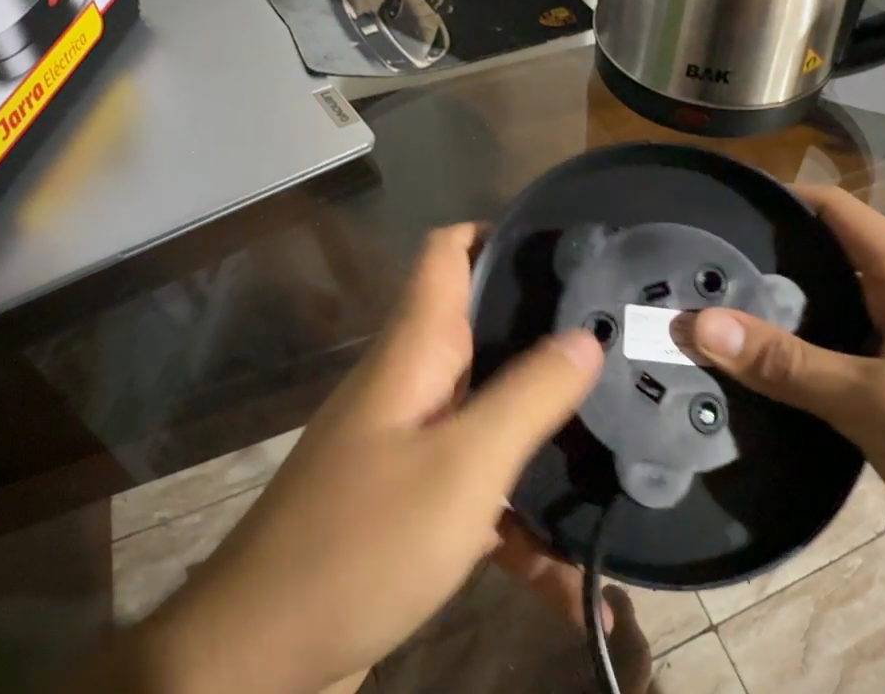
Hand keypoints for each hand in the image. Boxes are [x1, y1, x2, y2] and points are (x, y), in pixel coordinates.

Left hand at [133, 225, 604, 693]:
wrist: (259, 655)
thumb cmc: (363, 542)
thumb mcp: (463, 466)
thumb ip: (528, 395)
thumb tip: (584, 335)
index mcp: (414, 353)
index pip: (448, 254)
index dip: (500, 233)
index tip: (572, 248)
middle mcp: (409, 388)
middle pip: (483, 335)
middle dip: (548, 340)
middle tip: (624, 347)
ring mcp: (407, 450)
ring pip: (490, 423)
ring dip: (544, 448)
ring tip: (621, 455)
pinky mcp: (409, 508)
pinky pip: (476, 497)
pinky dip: (518, 528)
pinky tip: (573, 582)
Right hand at [675, 186, 884, 612]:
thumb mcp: (880, 405)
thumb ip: (788, 363)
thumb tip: (693, 322)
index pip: (839, 213)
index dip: (778, 200)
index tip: (711, 209)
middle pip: (827, 264)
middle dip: (762, 267)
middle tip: (688, 275)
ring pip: (830, 319)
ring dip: (775, 321)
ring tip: (701, 320)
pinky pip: (839, 365)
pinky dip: (796, 365)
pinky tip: (749, 378)